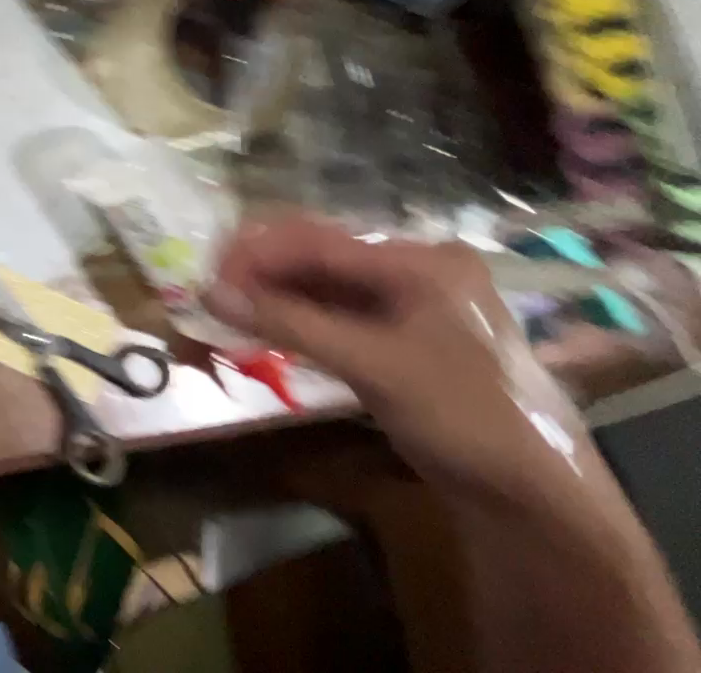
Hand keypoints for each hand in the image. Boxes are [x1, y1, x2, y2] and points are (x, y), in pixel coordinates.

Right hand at [205, 211, 594, 505]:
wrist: (533, 496)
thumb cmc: (464, 417)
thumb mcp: (371, 365)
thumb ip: (287, 323)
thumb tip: (207, 294)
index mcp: (422, 262)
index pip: (317, 241)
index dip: (254, 256)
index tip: (205, 278)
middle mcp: (412, 269)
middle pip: (314, 256)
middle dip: (256, 273)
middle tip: (207, 296)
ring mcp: (404, 302)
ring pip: (314, 283)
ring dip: (267, 296)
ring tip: (222, 314)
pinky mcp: (392, 334)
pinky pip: (326, 311)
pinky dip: (289, 318)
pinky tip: (256, 330)